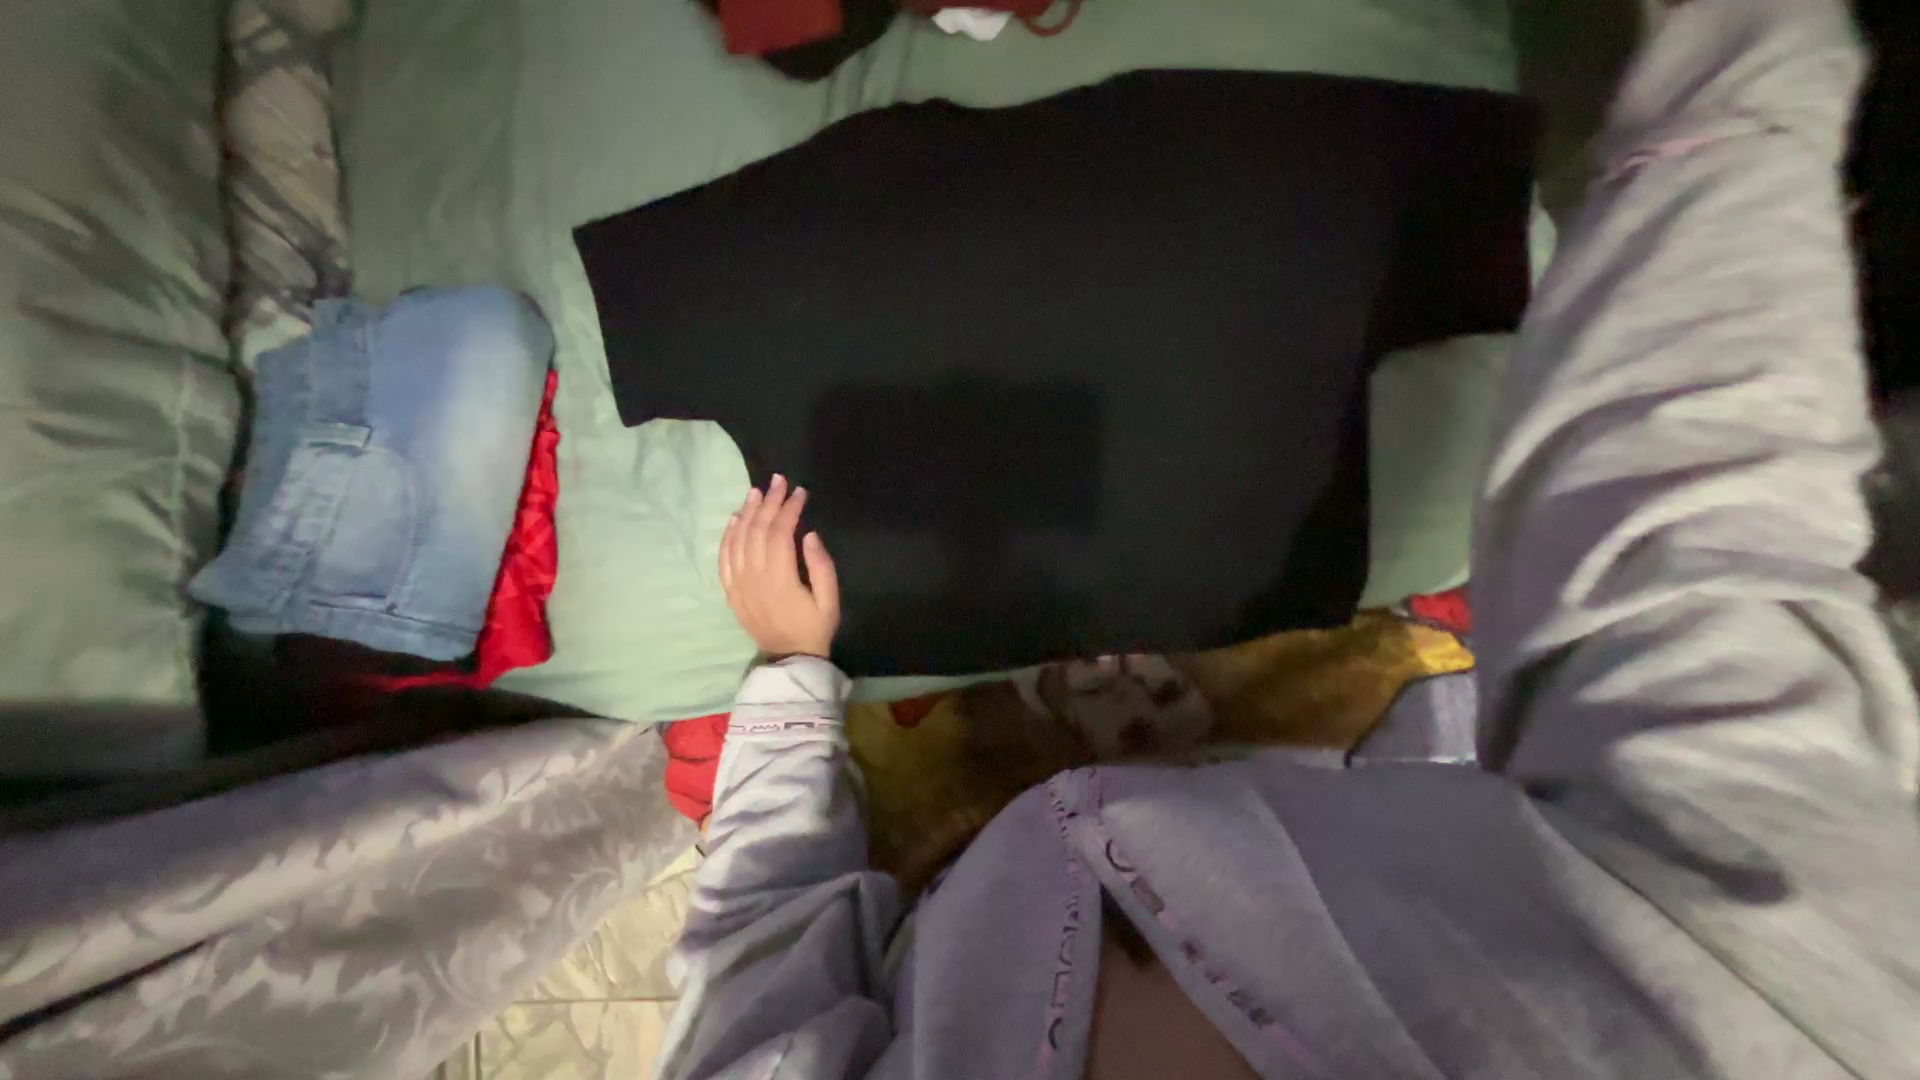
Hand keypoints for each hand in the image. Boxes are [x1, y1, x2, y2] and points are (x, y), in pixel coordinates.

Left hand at [719, 475, 840, 658]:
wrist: (789, 659)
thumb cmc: (814, 628)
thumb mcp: (829, 600)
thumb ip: (821, 566)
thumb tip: (809, 534)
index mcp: (780, 578)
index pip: (780, 532)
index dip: (789, 509)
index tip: (800, 492)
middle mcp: (754, 577)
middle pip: (757, 530)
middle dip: (768, 502)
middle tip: (778, 481)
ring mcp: (739, 584)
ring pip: (738, 539)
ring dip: (747, 513)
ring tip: (756, 492)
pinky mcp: (731, 591)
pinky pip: (724, 558)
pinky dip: (728, 535)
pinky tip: (735, 518)